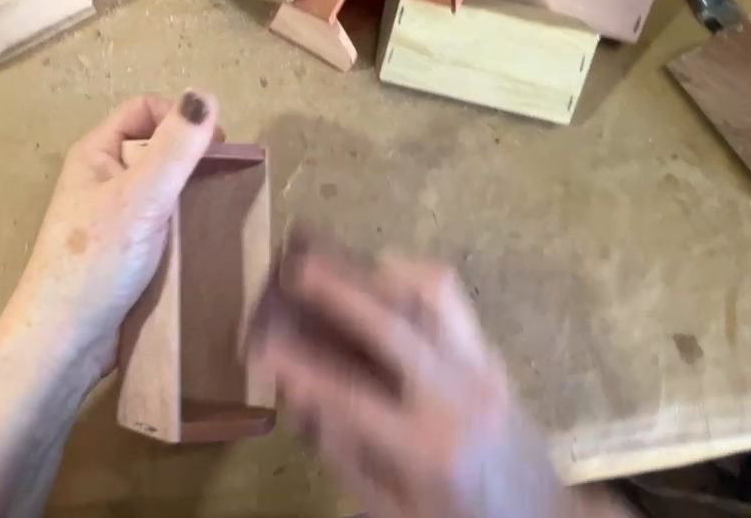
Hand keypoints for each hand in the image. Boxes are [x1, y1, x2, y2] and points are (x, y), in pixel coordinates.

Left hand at [0, 91, 219, 384]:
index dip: (181, 118)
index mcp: (96, 153)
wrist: (64, 343)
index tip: (216, 148)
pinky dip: (184, 228)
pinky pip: (162, 225)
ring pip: (163, 190)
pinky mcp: (126, 252)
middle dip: (191, 160)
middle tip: (223, 186)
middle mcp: (103, 178)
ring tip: (217, 217)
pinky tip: (203, 245)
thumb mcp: (140, 197)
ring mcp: (114, 217)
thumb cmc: (96, 261)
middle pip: (157, 148)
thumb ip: (174, 148)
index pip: (144, 110)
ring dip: (191, 198)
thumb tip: (204, 94)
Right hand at [252, 248, 621, 517]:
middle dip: (337, 289)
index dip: (300, 366)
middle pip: (391, 325)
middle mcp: (457, 397)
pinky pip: (449, 295)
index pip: (350, 396)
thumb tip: (297, 392)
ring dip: (376, 269)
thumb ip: (344, 453)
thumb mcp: (393, 512)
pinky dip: (409, 273)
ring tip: (334, 257)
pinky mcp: (490, 349)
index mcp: (428, 450)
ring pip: (431, 293)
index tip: (261, 345)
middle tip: (293, 265)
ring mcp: (481, 366)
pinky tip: (378, 272)